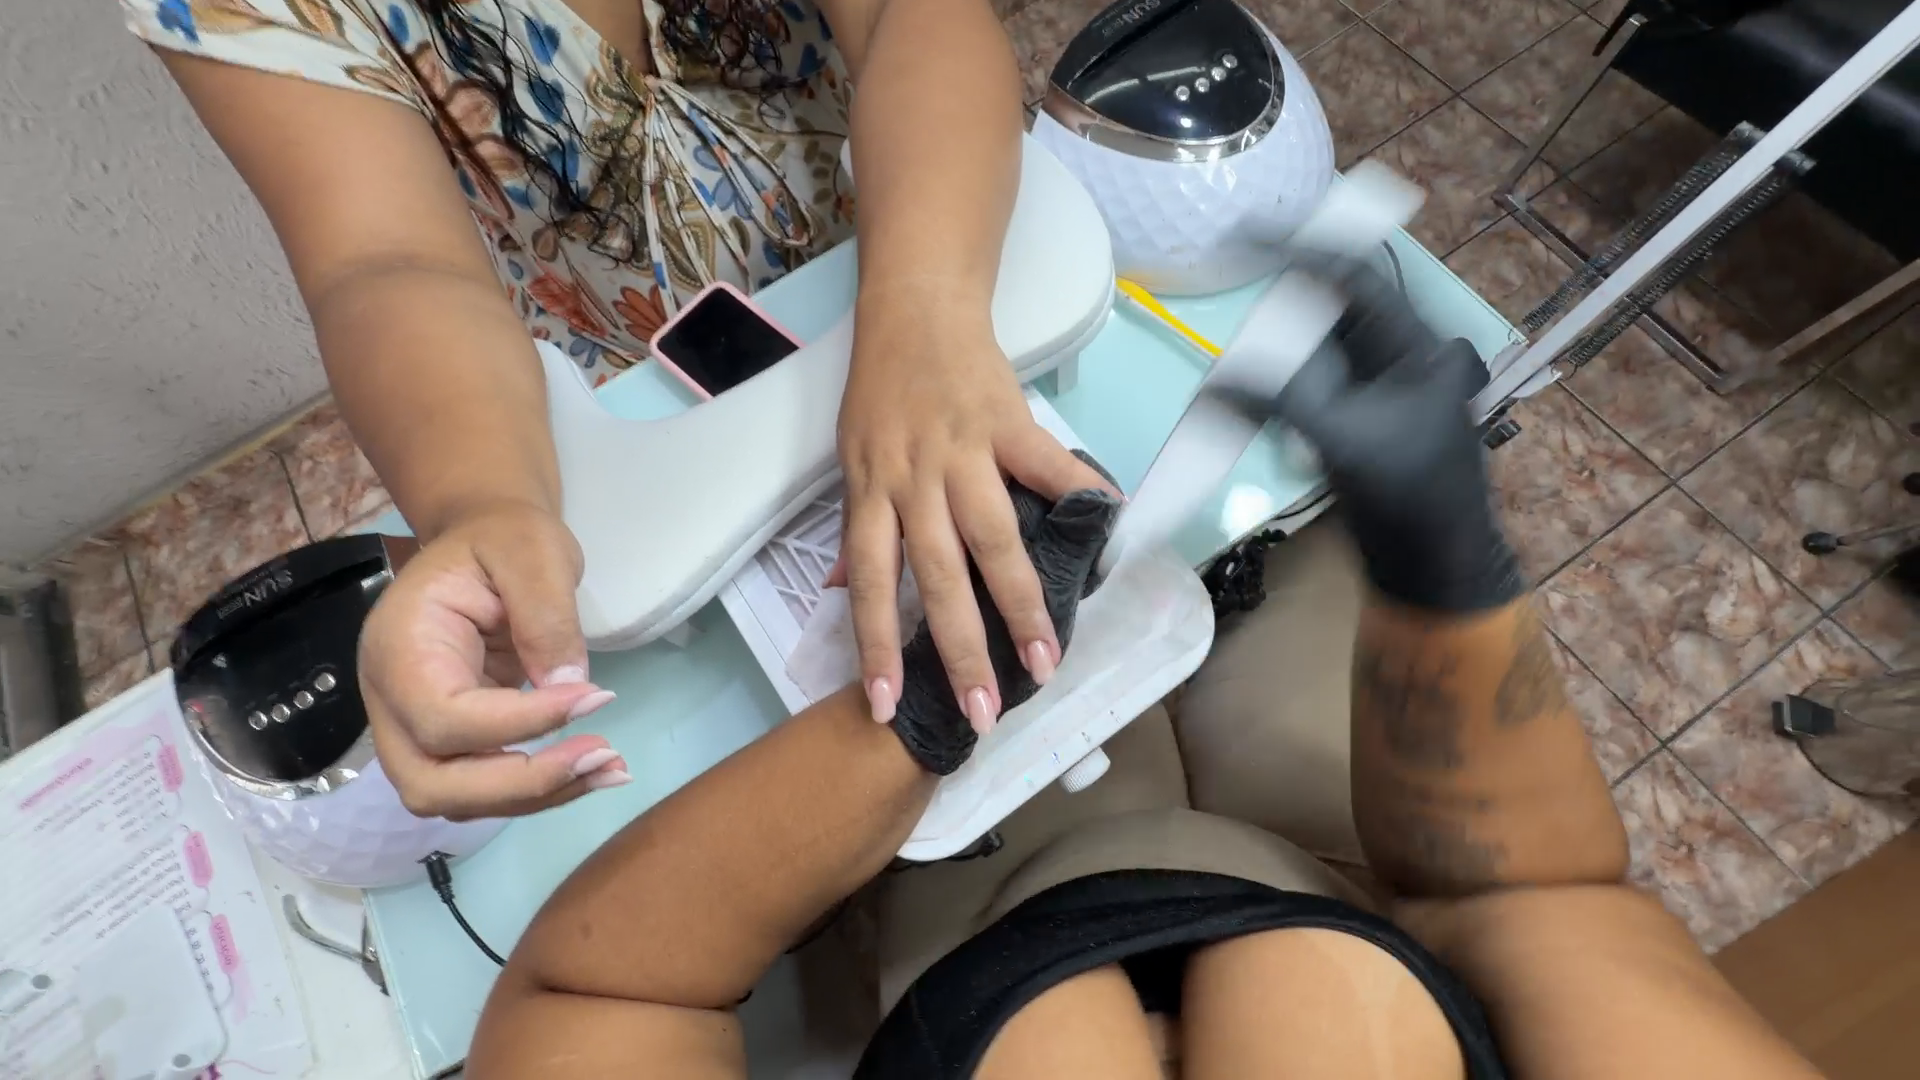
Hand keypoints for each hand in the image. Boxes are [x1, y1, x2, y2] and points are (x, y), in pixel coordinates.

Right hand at [358, 503, 626, 820]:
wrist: (487, 539)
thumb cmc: (504, 537)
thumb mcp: (532, 552)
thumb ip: (546, 617)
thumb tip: (568, 688)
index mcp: (400, 647)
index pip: (446, 716)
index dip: (523, 722)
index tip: (598, 698)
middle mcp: (393, 699)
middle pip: (434, 782)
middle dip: (522, 784)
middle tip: (604, 756)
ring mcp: (415, 724)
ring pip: (458, 796)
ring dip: (538, 795)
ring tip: (614, 770)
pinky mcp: (454, 736)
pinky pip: (485, 782)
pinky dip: (540, 786)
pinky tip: (595, 768)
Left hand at [837, 309, 1113, 731]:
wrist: (913, 313)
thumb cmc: (881, 393)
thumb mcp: (851, 461)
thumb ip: (857, 528)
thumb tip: (841, 588)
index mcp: (872, 495)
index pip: (871, 585)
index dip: (877, 648)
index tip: (889, 707)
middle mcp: (914, 483)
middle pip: (937, 577)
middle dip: (960, 649)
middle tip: (983, 709)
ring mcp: (962, 453)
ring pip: (991, 538)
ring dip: (1020, 602)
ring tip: (1046, 657)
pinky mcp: (1007, 421)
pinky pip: (1045, 461)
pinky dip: (1076, 488)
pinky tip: (1110, 526)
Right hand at [1257, 263, 1522, 612]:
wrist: (1430, 559)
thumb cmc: (1409, 493)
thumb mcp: (1344, 438)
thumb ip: (1278, 402)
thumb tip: (1211, 384)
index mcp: (1413, 343)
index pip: (1354, 275)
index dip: (1300, 248)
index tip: (1242, 236)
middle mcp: (1394, 354)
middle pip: (1328, 309)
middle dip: (1277, 304)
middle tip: (1229, 293)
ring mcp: (1372, 389)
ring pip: (1312, 351)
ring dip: (1271, 353)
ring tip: (1231, 354)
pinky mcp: (1350, 419)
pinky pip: (1304, 389)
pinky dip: (1272, 391)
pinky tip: (1246, 402)